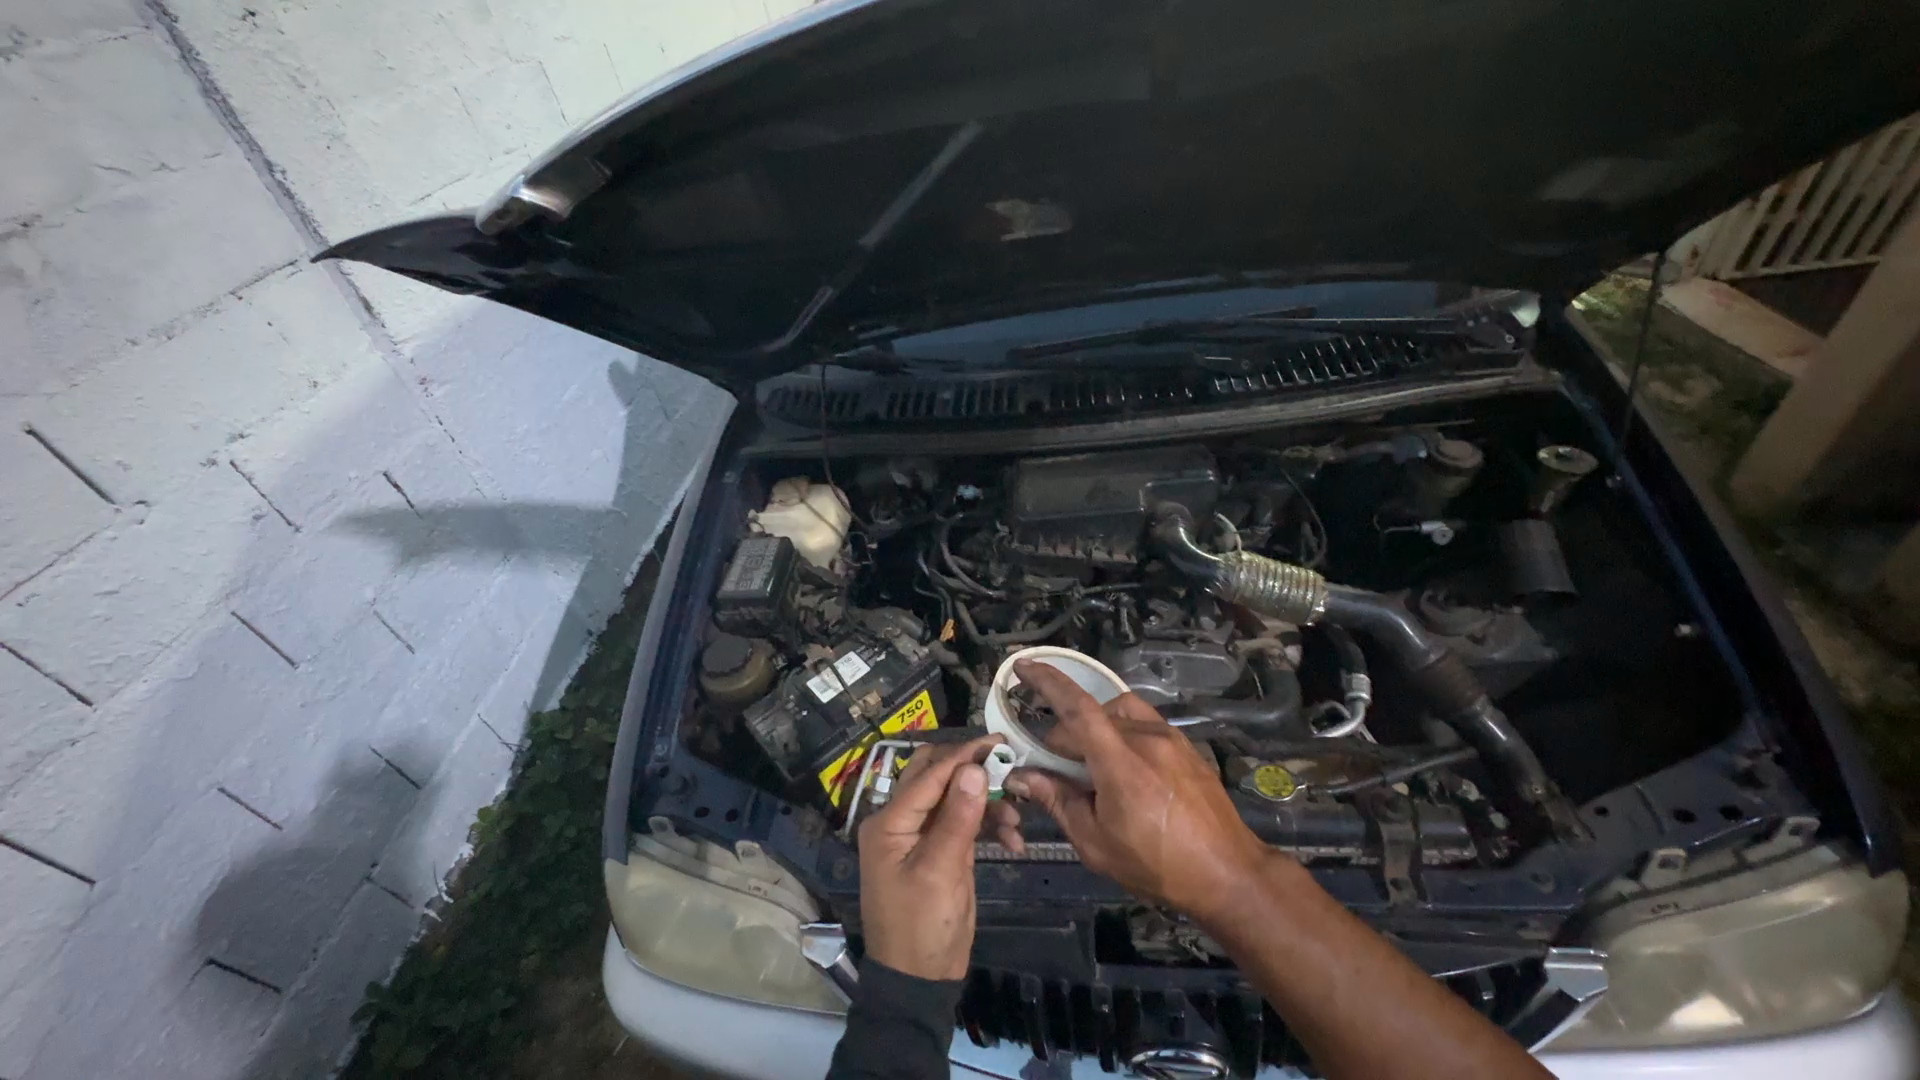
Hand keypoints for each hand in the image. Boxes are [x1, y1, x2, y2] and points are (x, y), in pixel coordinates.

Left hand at [857, 736, 1023, 980]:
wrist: (918, 981)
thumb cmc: (921, 927)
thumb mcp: (939, 872)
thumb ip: (958, 819)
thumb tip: (974, 768)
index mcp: (888, 822)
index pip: (928, 775)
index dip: (963, 756)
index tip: (998, 741)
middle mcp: (900, 821)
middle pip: (937, 777)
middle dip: (973, 771)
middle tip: (1009, 767)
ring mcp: (920, 835)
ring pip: (955, 799)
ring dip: (986, 803)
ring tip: (1016, 823)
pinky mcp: (940, 850)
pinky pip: (964, 822)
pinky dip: (987, 825)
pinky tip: (1012, 839)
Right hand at [1003, 660, 1271, 921]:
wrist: (1228, 873)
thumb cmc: (1158, 867)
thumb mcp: (1096, 844)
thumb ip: (1059, 802)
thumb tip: (1023, 775)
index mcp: (1122, 765)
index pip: (1077, 709)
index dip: (1047, 682)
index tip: (1023, 666)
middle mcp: (1147, 739)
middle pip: (1091, 716)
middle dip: (1065, 739)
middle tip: (1057, 774)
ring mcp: (1170, 737)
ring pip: (1116, 712)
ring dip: (1094, 729)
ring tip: (1090, 764)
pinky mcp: (1185, 743)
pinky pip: (1141, 721)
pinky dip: (1120, 731)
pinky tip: (1121, 763)